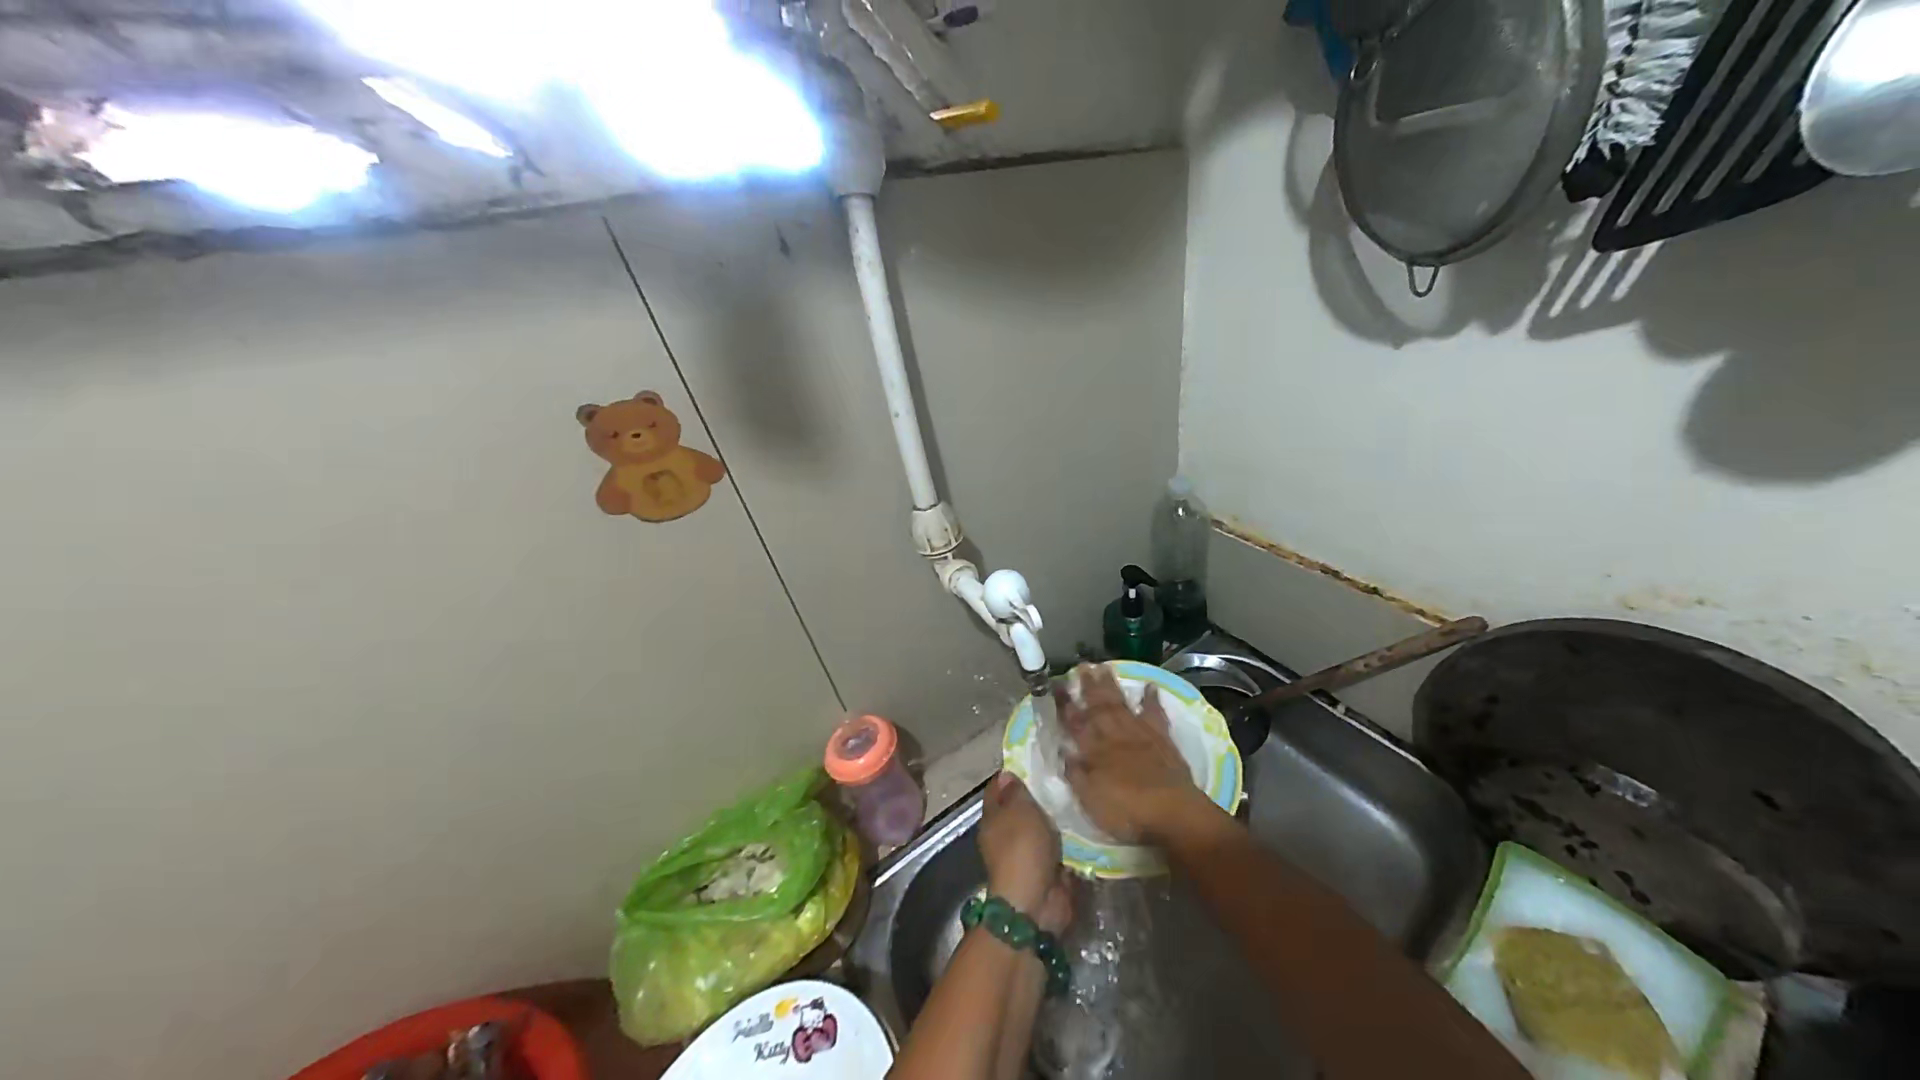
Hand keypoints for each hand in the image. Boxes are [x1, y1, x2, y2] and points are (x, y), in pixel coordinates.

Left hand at [979, 772, 1072, 932]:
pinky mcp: (1047, 867)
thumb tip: (1006, 774)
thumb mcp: (1019, 813)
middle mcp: (1006, 833)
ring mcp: (1027, 852)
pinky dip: (1069, 836)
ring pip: (1042, 825)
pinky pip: (1059, 845)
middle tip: (1064, 773)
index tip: (1035, 758)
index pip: (998, 787)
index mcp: (993, 818)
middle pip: (1021, 806)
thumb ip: (1015, 792)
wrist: (1036, 905)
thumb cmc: (1023, 851)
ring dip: (1057, 814)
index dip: (1013, 773)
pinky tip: (1086, 820)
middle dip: (1039, 792)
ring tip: (1079, 791)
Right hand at [1059, 663, 1221, 843]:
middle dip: (1088, 687)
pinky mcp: (1163, 741)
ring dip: (1112, 686)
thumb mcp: (1090, 800)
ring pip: (1122, 705)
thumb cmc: (1127, 813)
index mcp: (1094, 752)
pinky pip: (1156, 714)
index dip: (1064, 704)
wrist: (1173, 814)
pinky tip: (1150, 686)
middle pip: (1099, 707)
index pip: (1074, 723)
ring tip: (1104, 667)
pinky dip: (1152, 700)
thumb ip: (1075, 774)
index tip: (1056, 685)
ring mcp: (1141, 735)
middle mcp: (1115, 737)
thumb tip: (1063, 750)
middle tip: (1082, 666)